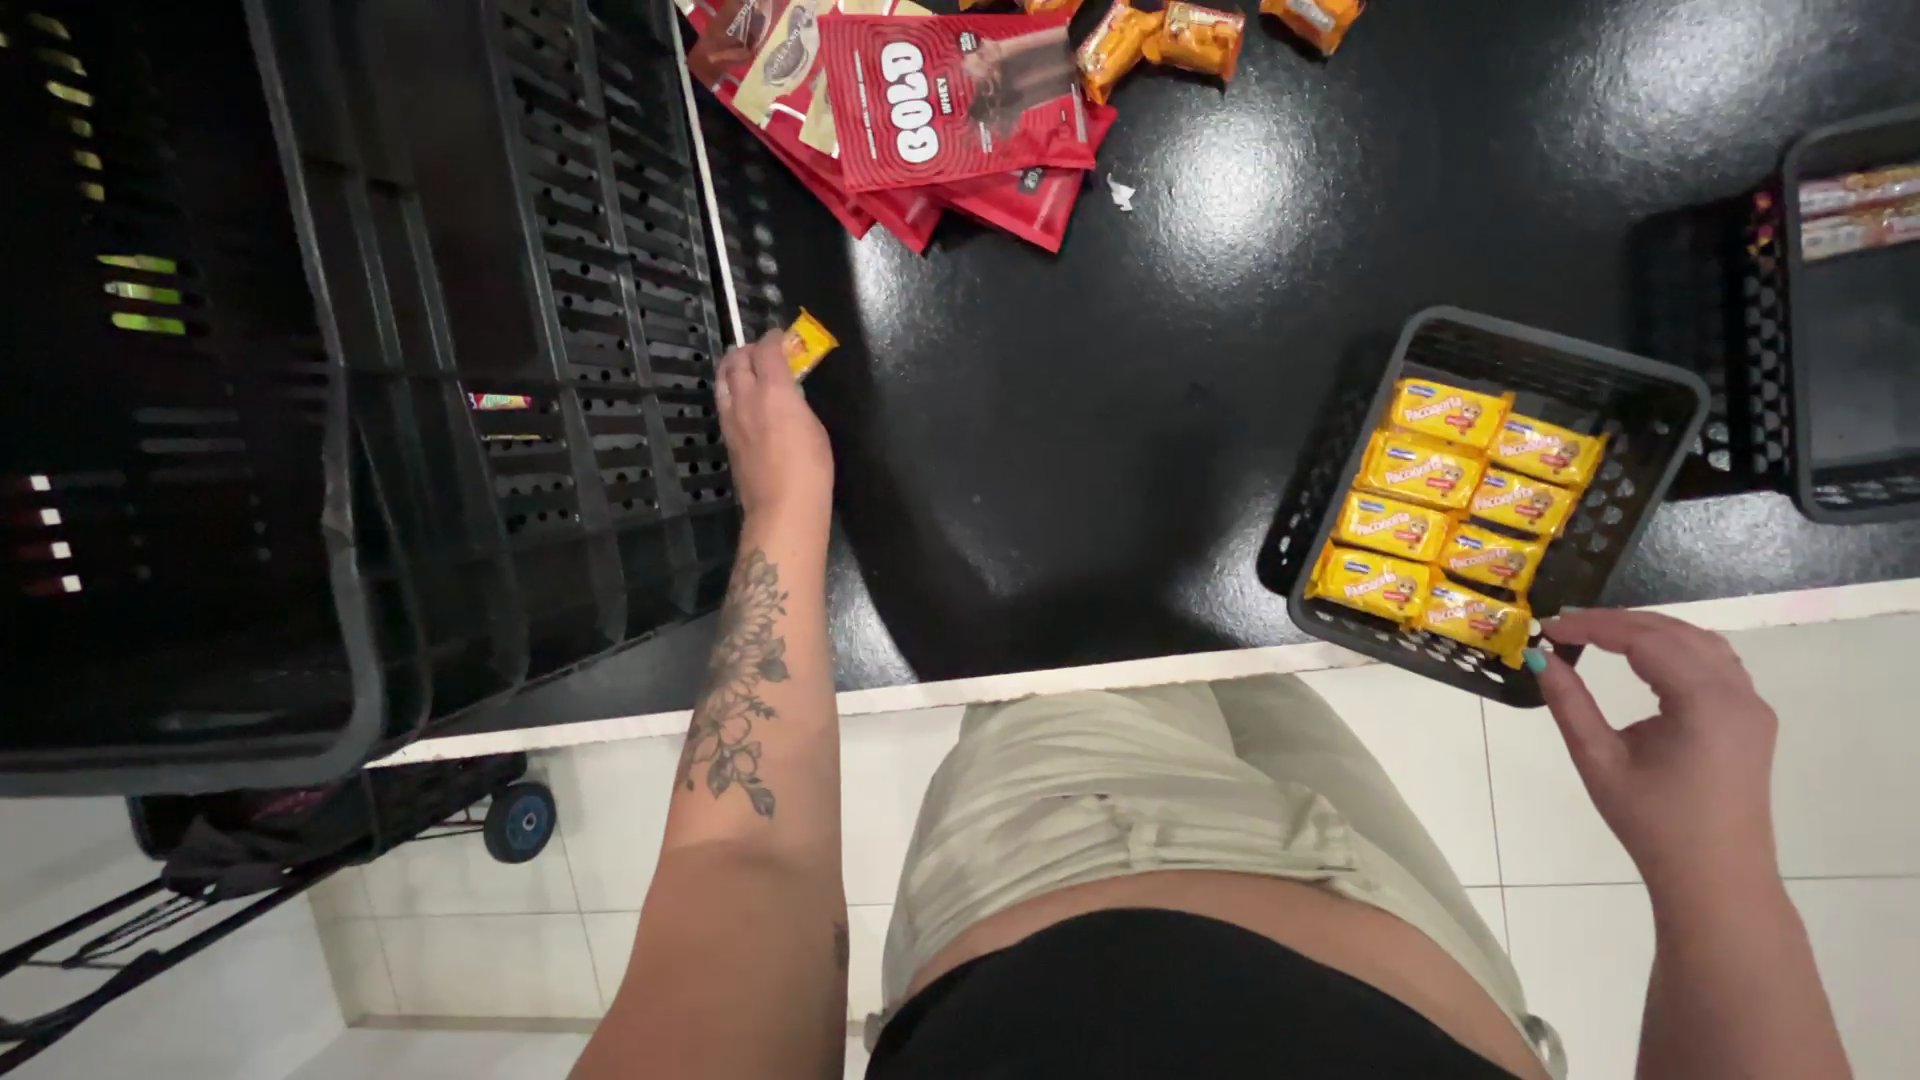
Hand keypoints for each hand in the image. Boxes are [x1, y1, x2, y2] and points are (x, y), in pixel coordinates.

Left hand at [716, 330, 832, 527]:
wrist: (783, 505)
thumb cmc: (811, 468)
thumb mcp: (815, 427)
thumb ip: (797, 404)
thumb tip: (788, 397)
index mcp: (775, 391)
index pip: (767, 351)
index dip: (773, 339)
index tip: (780, 336)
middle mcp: (747, 398)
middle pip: (737, 360)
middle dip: (748, 349)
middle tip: (759, 351)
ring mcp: (732, 418)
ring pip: (723, 380)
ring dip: (732, 367)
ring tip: (741, 367)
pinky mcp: (727, 438)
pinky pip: (723, 402)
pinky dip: (729, 390)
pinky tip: (739, 398)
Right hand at [1537, 609, 1780, 896]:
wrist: (1713, 873)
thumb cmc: (1650, 819)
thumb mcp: (1597, 758)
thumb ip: (1568, 701)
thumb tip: (1538, 656)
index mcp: (1705, 705)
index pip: (1645, 641)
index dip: (1592, 626)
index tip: (1546, 627)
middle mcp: (1738, 696)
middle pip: (1674, 633)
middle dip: (1615, 622)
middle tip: (1562, 625)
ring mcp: (1750, 706)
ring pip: (1698, 642)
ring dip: (1645, 629)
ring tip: (1593, 632)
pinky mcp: (1748, 718)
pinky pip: (1711, 662)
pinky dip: (1670, 646)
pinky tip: (1638, 654)